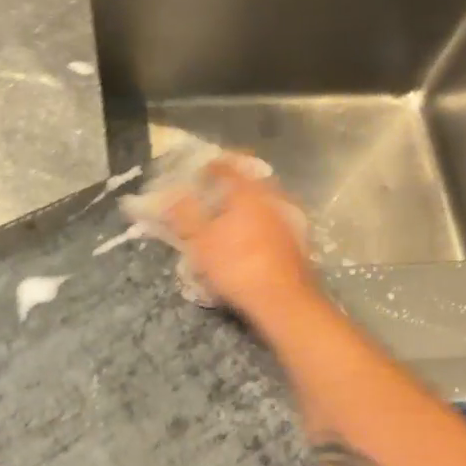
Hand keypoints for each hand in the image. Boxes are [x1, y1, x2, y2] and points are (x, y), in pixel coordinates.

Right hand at [164, 155, 317, 322]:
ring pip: (262, 202)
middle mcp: (271, 197)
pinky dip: (258, 224)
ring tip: (228, 220)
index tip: (197, 173)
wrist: (282, 299)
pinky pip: (272, 221)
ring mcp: (287, 218)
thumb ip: (183, 214)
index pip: (226, 166)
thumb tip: (169, 194)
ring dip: (245, 206)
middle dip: (229, 187)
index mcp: (247, 191)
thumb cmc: (237, 266)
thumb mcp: (200, 242)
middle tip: (212, 195)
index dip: (209, 167)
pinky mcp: (296, 239)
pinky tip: (248, 241)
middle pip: (248, 182)